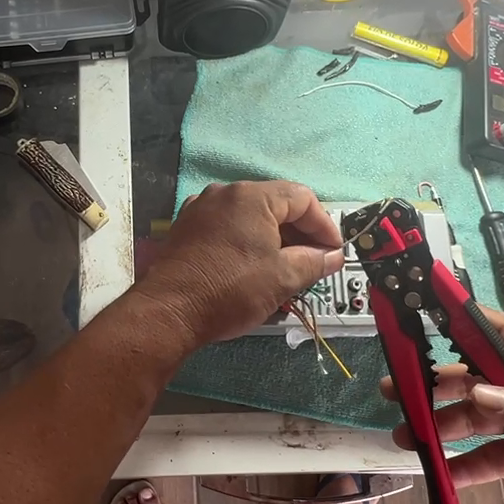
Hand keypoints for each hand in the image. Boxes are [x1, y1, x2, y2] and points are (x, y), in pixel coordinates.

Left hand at [130, 181, 344, 349]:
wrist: (169, 310)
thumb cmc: (230, 290)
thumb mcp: (282, 278)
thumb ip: (314, 261)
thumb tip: (334, 255)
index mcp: (251, 196)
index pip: (302, 198)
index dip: (324, 224)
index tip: (333, 251)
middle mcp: (225, 193)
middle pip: (275, 204)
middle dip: (299, 232)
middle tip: (314, 262)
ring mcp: (202, 208)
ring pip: (250, 216)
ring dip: (273, 238)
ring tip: (285, 269)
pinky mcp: (187, 227)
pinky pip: (227, 226)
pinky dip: (246, 241)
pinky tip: (252, 267)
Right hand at [381, 305, 503, 503]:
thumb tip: (475, 391)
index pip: (497, 333)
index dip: (459, 319)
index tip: (419, 312)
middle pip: (475, 379)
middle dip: (435, 383)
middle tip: (396, 390)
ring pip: (476, 420)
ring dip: (442, 427)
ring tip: (406, 437)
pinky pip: (492, 460)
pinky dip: (466, 467)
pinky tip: (442, 475)